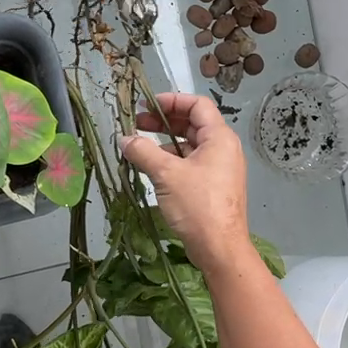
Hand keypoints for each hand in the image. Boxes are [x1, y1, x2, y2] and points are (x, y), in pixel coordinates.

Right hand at [120, 92, 251, 274]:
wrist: (219, 247)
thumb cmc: (197, 205)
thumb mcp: (166, 174)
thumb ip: (143, 152)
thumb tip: (124, 139)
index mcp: (219, 138)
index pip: (197, 105)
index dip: (172, 100)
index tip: (147, 105)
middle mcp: (223, 149)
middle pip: (193, 124)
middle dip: (164, 121)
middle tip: (136, 124)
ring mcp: (219, 168)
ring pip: (190, 145)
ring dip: (165, 142)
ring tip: (138, 147)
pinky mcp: (212, 186)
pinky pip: (190, 164)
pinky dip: (171, 160)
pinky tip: (150, 167)